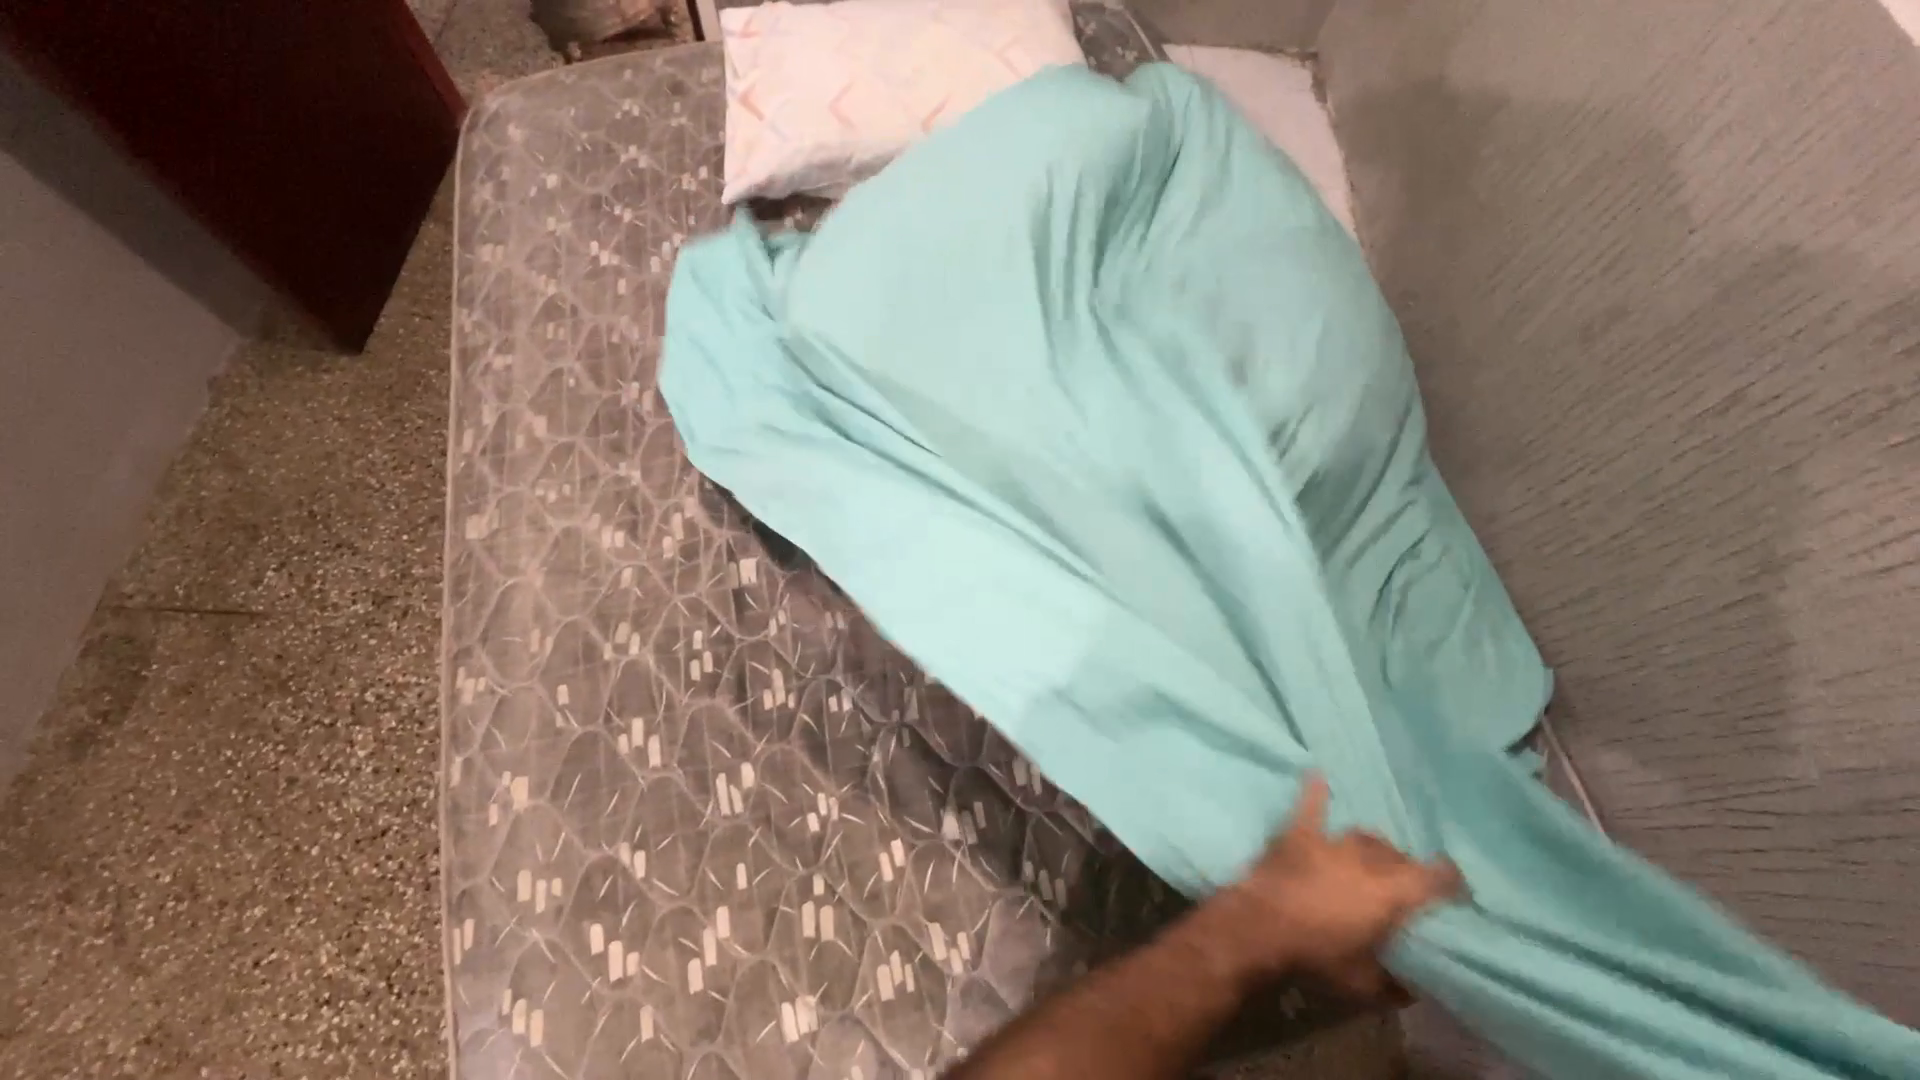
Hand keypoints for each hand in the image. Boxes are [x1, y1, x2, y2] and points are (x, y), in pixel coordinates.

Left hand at [1188, 773, 1461, 1002]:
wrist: (1257, 929)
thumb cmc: (1315, 958)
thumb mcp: (1364, 985)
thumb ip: (1395, 984)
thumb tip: (1413, 986)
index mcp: (1390, 894)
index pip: (1435, 879)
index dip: (1451, 881)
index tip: (1458, 886)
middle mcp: (1365, 861)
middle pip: (1396, 856)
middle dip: (1406, 868)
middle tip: (1406, 884)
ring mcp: (1328, 844)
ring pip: (1361, 837)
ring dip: (1372, 847)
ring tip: (1375, 856)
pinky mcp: (1295, 836)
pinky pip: (1307, 808)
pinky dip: (1314, 792)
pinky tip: (1317, 774)